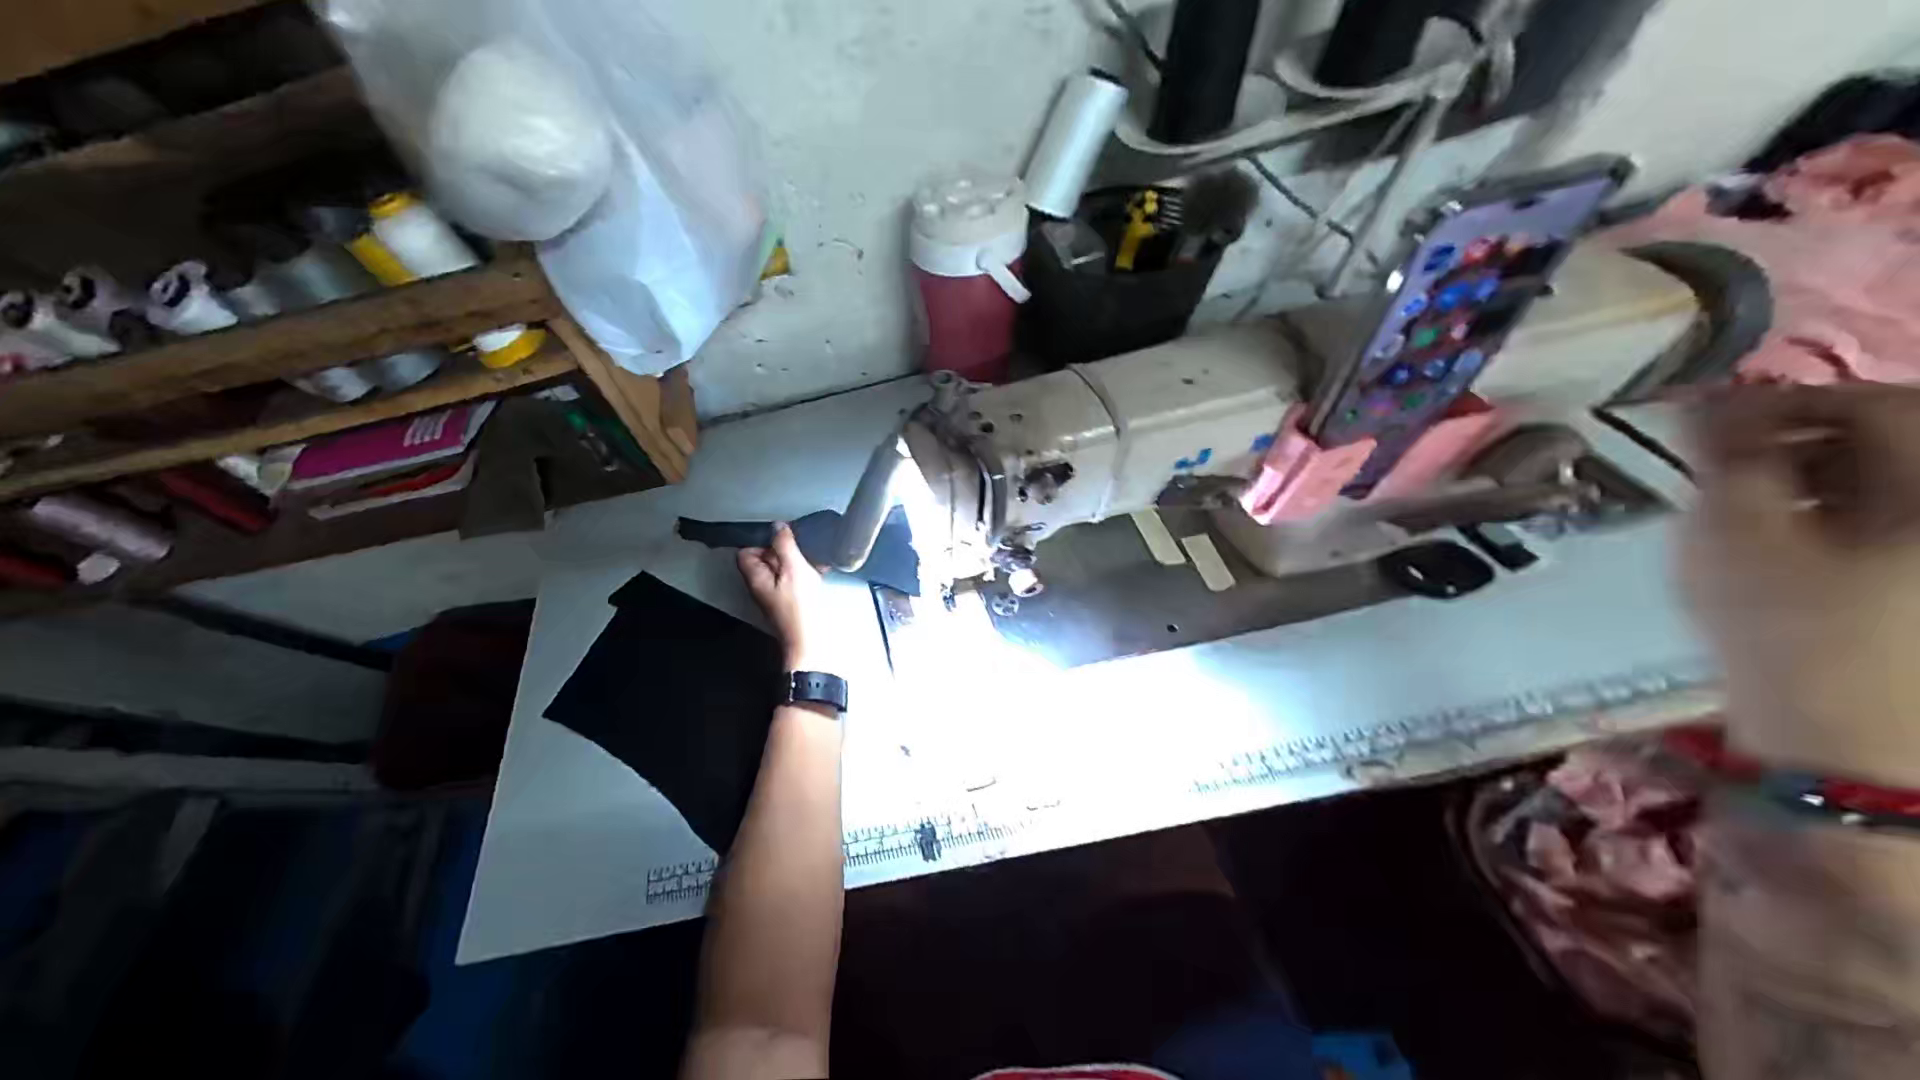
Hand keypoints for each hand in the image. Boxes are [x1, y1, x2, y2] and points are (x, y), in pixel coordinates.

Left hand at [737, 522, 831, 672]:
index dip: (761, 542)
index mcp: (755, 577)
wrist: (809, 640)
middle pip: (763, 559)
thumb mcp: (793, 568)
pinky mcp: (788, 601)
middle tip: (798, 552)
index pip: (745, 552)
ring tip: (811, 562)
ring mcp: (774, 595)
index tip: (781, 540)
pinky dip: (803, 574)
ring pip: (779, 569)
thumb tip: (778, 526)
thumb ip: (784, 545)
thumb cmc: (799, 607)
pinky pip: (791, 580)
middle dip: (781, 551)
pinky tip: (818, 573)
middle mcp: (760, 585)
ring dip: (794, 562)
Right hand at [1686, 385, 1919, 786]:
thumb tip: (1707, 402)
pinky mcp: (1919, 589)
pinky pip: (1893, 524)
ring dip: (1821, 480)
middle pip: (1896, 439)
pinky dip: (1844, 517)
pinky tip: (1795, 545)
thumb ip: (1725, 459)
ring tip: (1752, 508)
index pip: (1873, 403)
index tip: (1704, 422)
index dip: (1783, 403)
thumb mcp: (1737, 539)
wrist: (1853, 753)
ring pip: (1894, 483)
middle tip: (1723, 468)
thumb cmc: (1792, 636)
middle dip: (1802, 443)